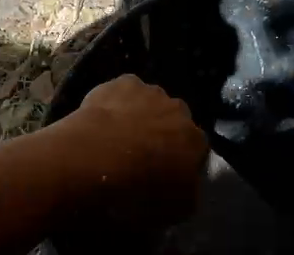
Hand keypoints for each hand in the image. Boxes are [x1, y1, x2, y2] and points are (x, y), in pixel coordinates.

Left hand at [55, 75, 206, 238]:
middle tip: (139, 159)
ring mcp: (152, 92)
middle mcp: (181, 110)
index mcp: (197, 141)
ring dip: (140, 117)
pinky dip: (116, 103)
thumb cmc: (137, 193)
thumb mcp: (173, 212)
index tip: (164, 177)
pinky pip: (124, 92)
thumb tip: (187, 189)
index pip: (197, 151)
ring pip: (150, 103)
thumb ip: (187, 195)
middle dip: (162, 135)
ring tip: (116, 140)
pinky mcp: (125, 82)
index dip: (180, 164)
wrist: (96, 160)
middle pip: (175, 121)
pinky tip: (101, 121)